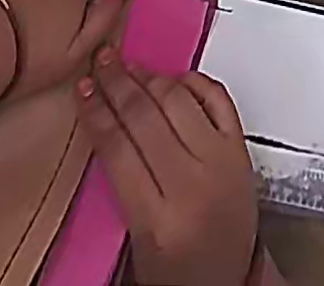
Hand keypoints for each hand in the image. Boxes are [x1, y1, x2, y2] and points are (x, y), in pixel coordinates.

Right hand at [76, 54, 259, 285]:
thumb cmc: (176, 267)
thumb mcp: (136, 235)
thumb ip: (120, 179)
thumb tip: (100, 112)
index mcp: (159, 221)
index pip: (117, 149)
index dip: (95, 111)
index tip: (81, 87)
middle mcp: (193, 188)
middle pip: (145, 117)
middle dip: (117, 82)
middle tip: (102, 59)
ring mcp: (222, 164)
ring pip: (178, 100)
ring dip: (150, 77)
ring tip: (130, 66)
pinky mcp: (242, 151)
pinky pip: (217, 98)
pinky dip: (194, 81)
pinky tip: (174, 76)